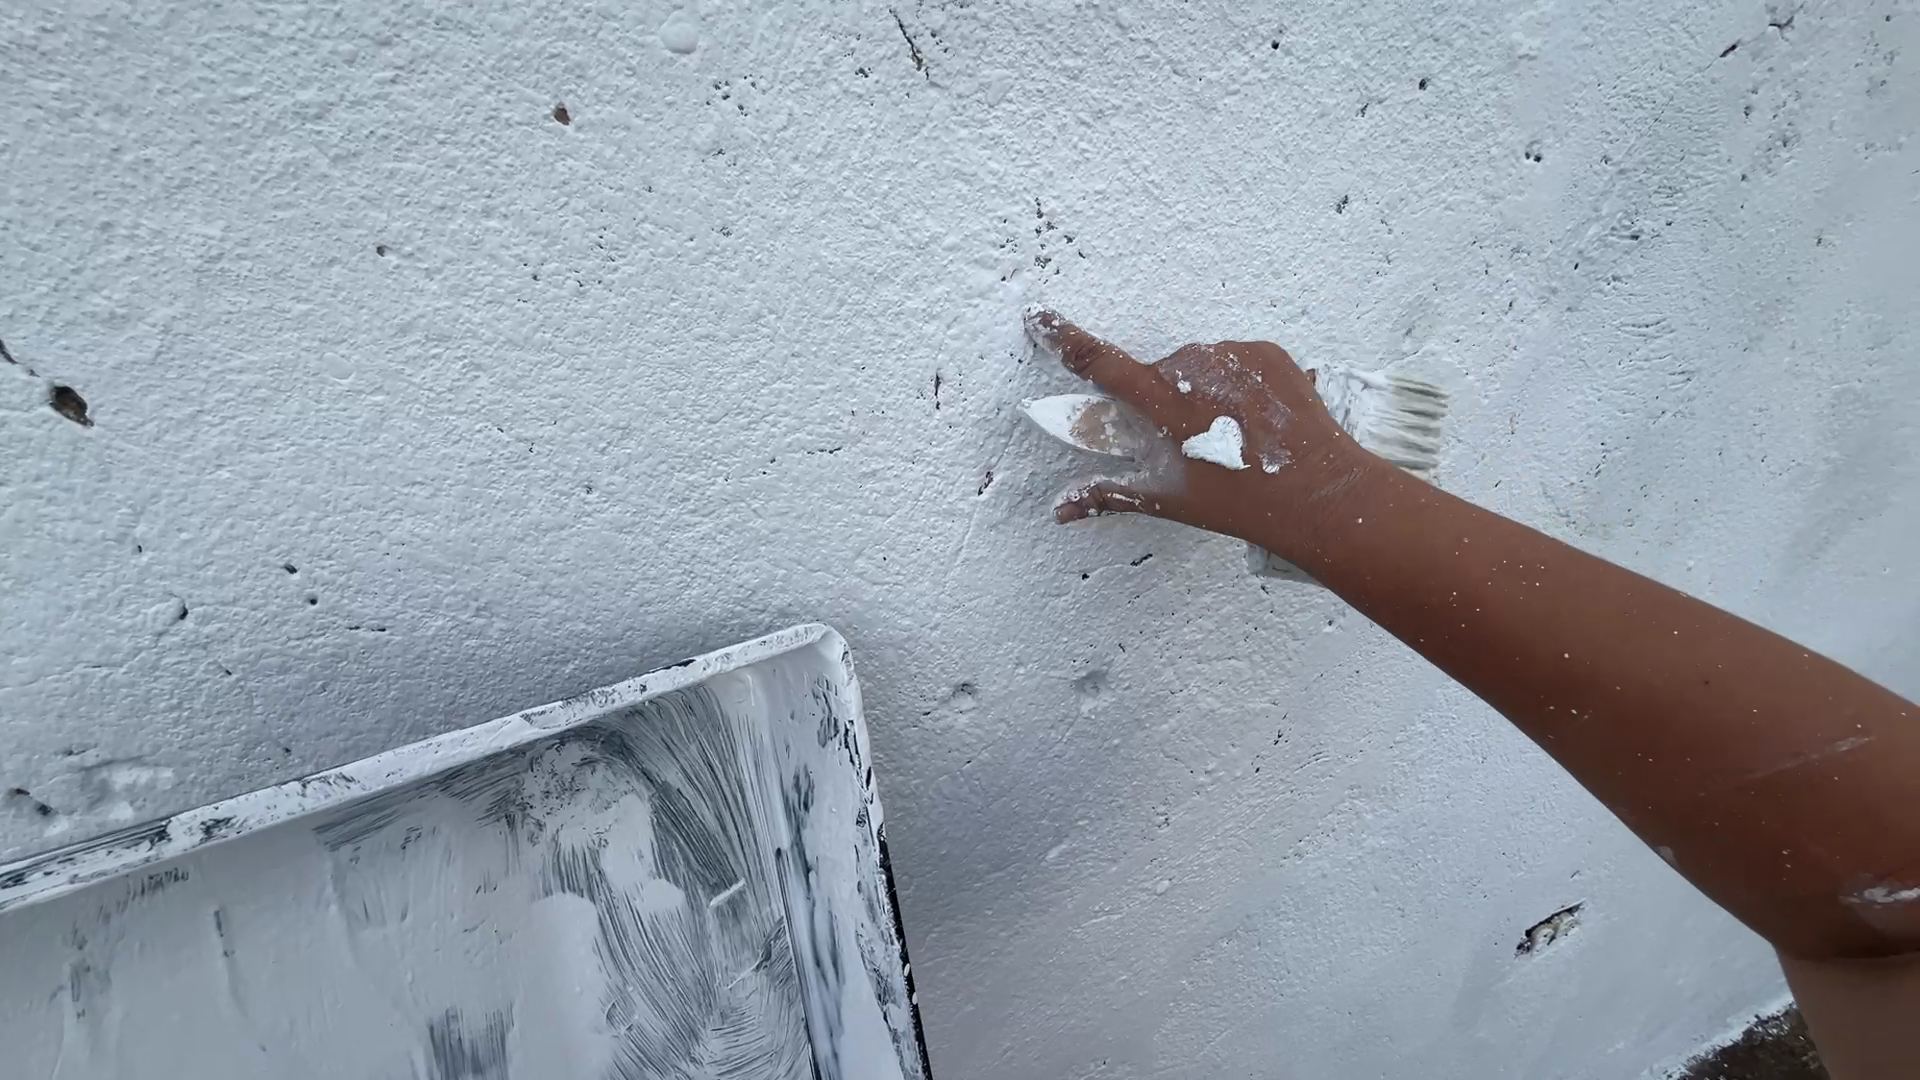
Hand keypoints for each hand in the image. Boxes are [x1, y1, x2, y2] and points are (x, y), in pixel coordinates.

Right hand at [1024, 308, 1379, 557]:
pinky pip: (1230, 361)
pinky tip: (1249, 418)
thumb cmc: (1239, 501)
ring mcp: (1234, 355)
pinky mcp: (1266, 351)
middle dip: (1157, 399)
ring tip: (1225, 432)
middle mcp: (1195, 368)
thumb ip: (1109, 494)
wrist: (1321, 493)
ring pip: (1193, 366)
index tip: (1039, 317)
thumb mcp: (1168, 498)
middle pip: (1154, 371)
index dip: (1064, 339)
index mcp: (1163, 402)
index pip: (1100, 363)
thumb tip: (1060, 510)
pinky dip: (1229, 384)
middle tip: (1183, 439)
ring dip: (1195, 391)